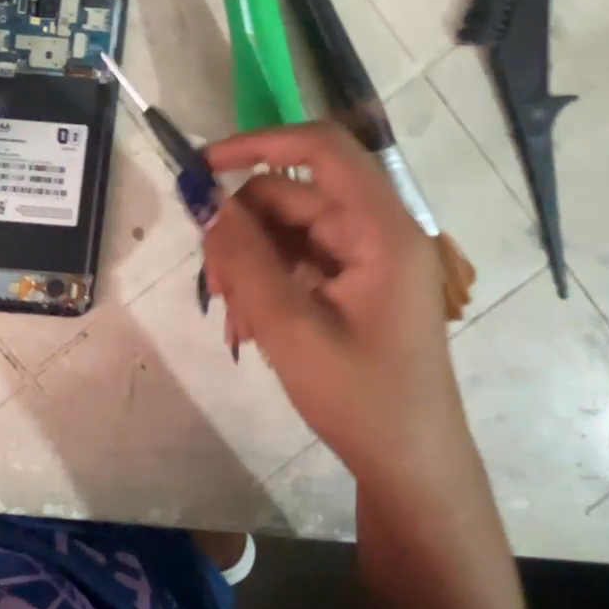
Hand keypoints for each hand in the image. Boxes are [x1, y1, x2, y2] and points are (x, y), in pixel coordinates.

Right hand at [201, 123, 471, 489]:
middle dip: (240, 229)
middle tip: (213, 283)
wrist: (408, 465)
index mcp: (382, 232)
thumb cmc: (360, 397)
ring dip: (246, 262)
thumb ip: (242, 256)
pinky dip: (262, 281)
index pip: (321, 149)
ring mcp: (366, 260)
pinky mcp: (353, 284)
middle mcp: (377, 234)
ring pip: (284, 229)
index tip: (201, 168)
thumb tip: (202, 198)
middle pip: (291, 195)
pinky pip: (293, 260)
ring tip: (232, 317)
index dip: (258, 143)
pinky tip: (247, 324)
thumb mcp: (288, 326)